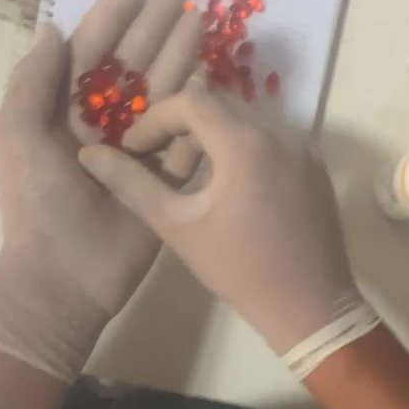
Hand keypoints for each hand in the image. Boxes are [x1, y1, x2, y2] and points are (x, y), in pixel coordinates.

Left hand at [0, 0, 203, 379]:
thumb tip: (52, 28)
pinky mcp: (165, 180)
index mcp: (64, 109)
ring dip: (183, 58)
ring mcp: (138, 151)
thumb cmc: (36, 205)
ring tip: (205, 21)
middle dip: (157, 25)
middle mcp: (104, 123)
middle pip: (135, 65)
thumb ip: (33, 81)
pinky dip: (198, 112)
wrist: (66, 278)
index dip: (112, 15)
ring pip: (164, 95)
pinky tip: (214, 79)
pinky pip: (186, 140)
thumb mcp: (17, 136)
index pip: (92, 50)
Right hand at [75, 90, 376, 376]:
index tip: (134, 148)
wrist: (310, 306)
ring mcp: (306, 148)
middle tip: (156, 152)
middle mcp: (282, 132)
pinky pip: (275, 137)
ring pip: (250, 118)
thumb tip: (91, 154)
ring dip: (215, 132)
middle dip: (184, 121)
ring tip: (188, 164)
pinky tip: (228, 178)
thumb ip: (135, 185)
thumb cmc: (241, 271)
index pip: (191, 101)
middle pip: (222, 103)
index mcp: (246, 144)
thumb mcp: (180, 229)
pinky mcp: (318, 166)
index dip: (155, 119)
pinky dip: (246, 145)